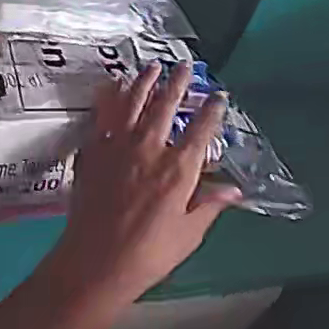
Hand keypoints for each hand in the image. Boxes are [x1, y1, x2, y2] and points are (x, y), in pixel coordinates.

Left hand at [0, 60, 237, 328]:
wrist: (94, 262)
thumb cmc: (148, 254)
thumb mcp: (188, 234)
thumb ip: (210, 205)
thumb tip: (235, 189)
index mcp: (178, 169)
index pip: (201, 130)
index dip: (212, 110)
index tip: (219, 95)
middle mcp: (149, 148)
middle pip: (166, 106)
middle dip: (177, 83)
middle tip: (183, 66)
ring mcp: (118, 146)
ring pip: (132, 103)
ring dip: (144, 82)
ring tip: (151, 68)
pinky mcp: (94, 151)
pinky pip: (103, 116)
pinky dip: (110, 98)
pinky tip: (113, 87)